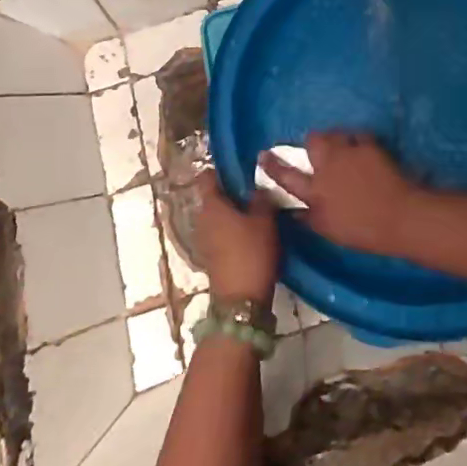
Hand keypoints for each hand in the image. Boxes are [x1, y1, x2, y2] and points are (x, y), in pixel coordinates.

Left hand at [189, 170, 278, 303]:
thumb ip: (261, 199)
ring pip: (218, 217)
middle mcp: (201, 219)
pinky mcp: (211, 256)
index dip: (221, 169)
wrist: (241, 300)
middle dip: (232, 192)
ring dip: (234, 213)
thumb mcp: (265, 220)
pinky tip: (252, 232)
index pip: (208, 178)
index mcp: (211, 205)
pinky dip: (233, 229)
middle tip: (257, 189)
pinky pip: (221, 233)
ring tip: (258, 210)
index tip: (240, 166)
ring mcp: (204, 240)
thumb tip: (257, 188)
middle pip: (214, 198)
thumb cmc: (252, 252)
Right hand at [259, 131, 424, 254]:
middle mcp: (327, 166)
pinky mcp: (369, 146)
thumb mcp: (329, 230)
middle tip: (320, 151)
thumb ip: (309, 218)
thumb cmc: (363, 230)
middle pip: (313, 142)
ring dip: (335, 139)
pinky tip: (362, 149)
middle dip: (313, 142)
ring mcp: (349, 153)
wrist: (398, 216)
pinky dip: (357, 141)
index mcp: (314, 191)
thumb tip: (294, 212)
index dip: (273, 165)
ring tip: (342, 149)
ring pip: (334, 134)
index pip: (286, 176)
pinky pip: (358, 135)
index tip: (263, 154)